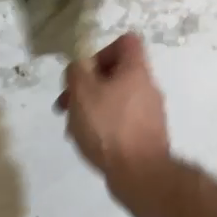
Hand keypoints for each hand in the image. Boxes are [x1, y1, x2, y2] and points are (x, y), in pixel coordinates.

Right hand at [58, 33, 170, 193]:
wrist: (140, 174)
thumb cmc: (110, 127)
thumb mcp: (83, 92)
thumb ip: (77, 71)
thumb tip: (80, 65)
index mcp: (136, 70)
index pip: (126, 42)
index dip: (102, 50)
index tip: (85, 71)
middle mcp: (147, 88)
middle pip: (116, 74)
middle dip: (87, 86)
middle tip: (66, 104)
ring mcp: (150, 113)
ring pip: (115, 100)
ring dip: (91, 108)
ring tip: (72, 128)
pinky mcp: (147, 136)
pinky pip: (121, 122)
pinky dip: (104, 127)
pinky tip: (88, 144)